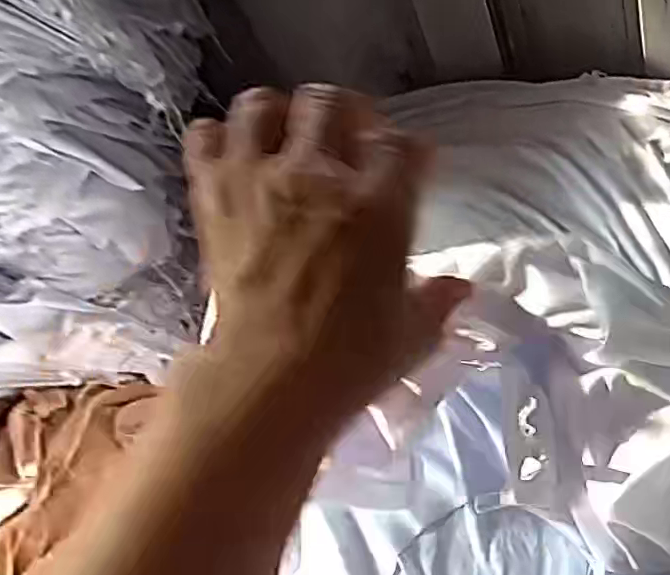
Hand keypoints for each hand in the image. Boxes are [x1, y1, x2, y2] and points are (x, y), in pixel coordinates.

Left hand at [180, 85, 469, 438]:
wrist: (277, 374)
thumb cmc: (357, 357)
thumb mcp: (416, 332)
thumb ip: (438, 300)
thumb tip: (461, 287)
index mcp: (380, 210)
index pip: (402, 149)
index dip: (414, 149)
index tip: (418, 159)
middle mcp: (319, 177)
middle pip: (331, 106)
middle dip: (353, 113)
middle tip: (360, 135)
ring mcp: (258, 178)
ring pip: (264, 105)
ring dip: (286, 114)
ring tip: (297, 136)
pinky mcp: (212, 191)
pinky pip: (208, 133)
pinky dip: (226, 136)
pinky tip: (243, 157)